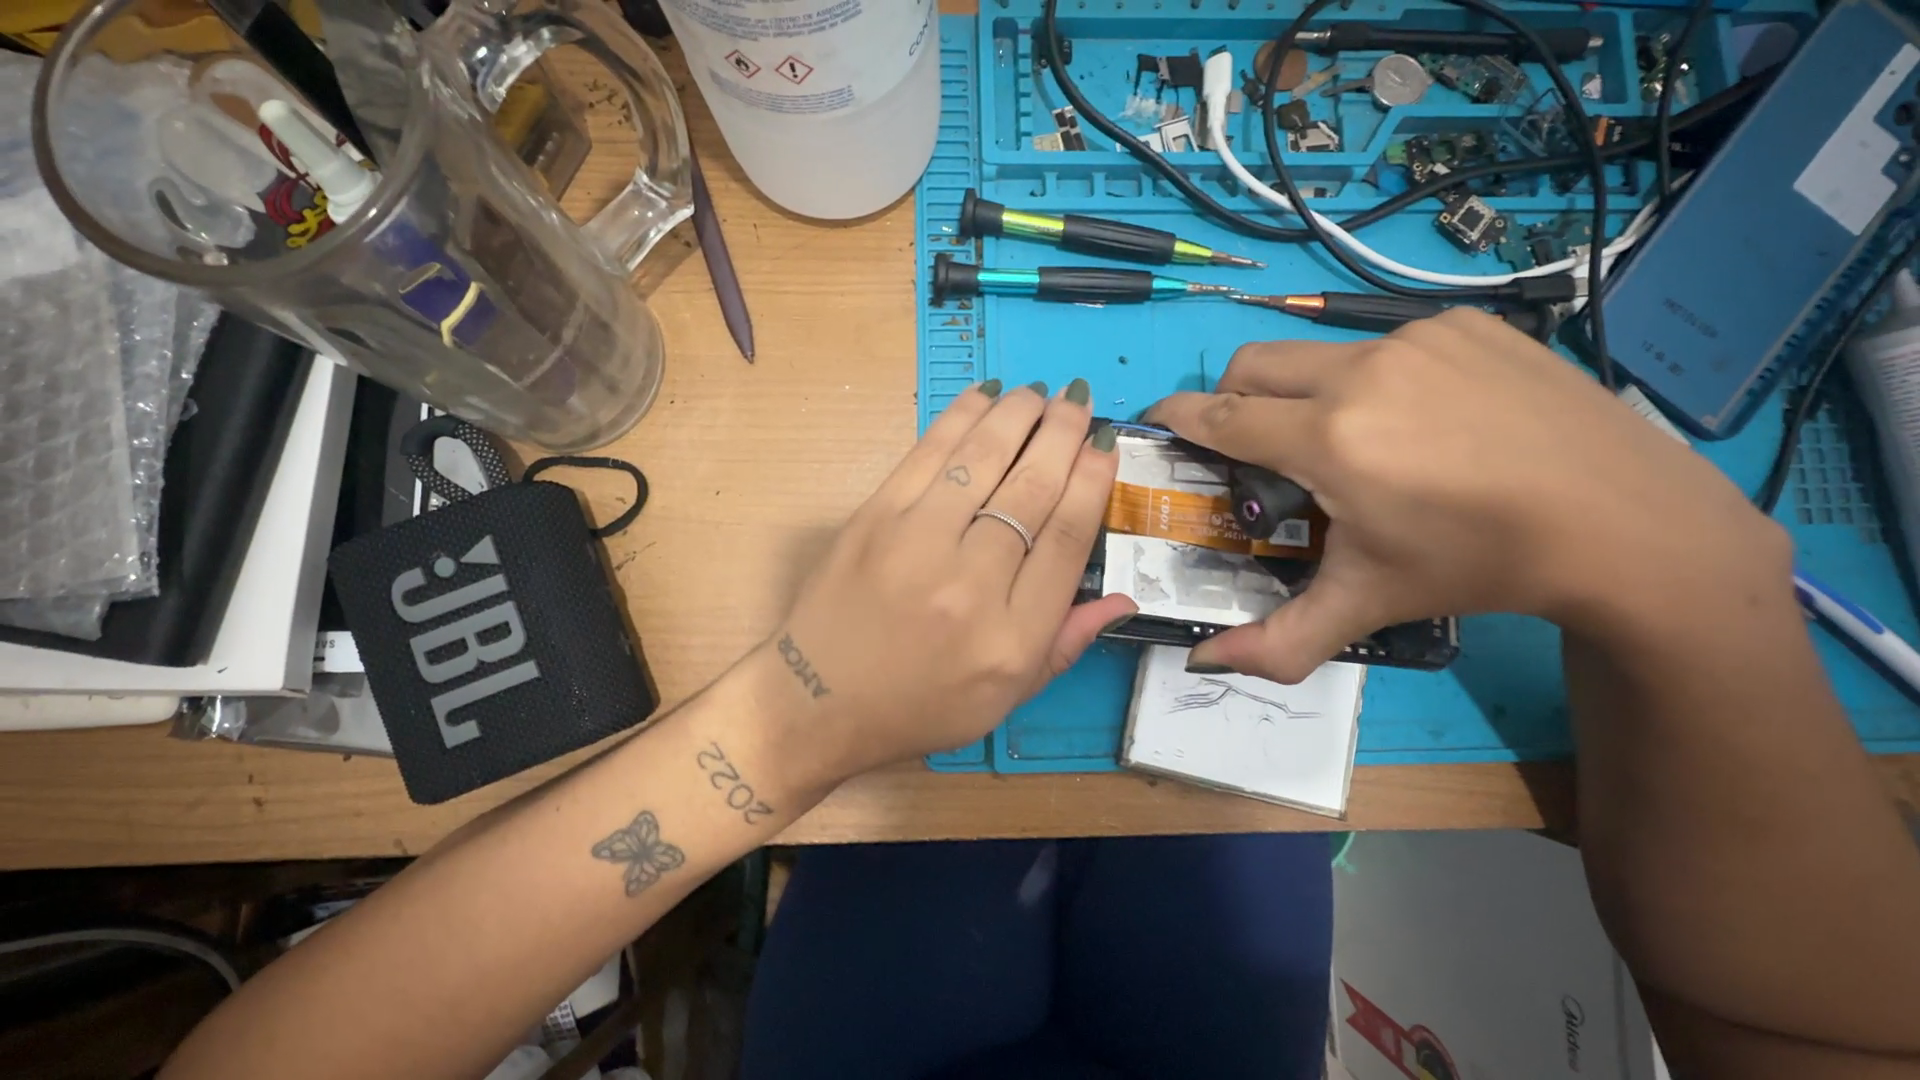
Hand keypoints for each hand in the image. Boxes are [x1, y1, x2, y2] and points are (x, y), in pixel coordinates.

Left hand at [750, 379, 1135, 782]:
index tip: (1104, 447)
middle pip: (1032, 490)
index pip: (1068, 539)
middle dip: (1063, 435)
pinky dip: (961, 418)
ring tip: (1040, 392)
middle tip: (1079, 400)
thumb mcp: (1006, 698)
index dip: (1093, 483)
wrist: (818, 700)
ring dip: (1018, 415)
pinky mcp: (875, 518)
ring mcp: (918, 544)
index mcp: (1013, 637)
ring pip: (983, 460)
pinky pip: (929, 453)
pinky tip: (985, 397)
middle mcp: (971, 584)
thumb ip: (1065, 645)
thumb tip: (1126, 597)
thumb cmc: (918, 706)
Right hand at [1146, 309, 1787, 682]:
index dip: (1179, 415)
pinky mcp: (1465, 322)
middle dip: (1230, 395)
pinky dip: (1376, 376)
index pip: (1221, 414)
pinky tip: (1424, 418)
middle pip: (1253, 363)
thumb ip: (1279, 639)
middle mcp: (1362, 372)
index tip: (1159, 419)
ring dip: (1308, 391)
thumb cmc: (1479, 565)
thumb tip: (1203, 663)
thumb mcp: (1370, 603)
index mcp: (1330, 439)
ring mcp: (1418, 338)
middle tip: (1249, 439)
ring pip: (1320, 352)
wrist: (1623, 522)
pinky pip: (1386, 343)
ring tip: (1354, 439)